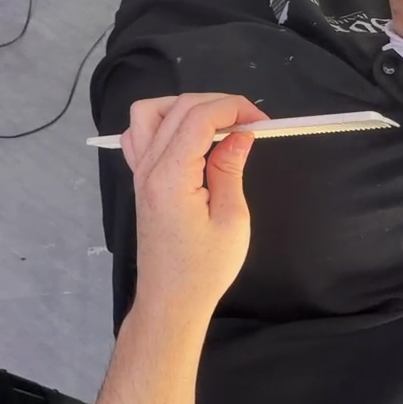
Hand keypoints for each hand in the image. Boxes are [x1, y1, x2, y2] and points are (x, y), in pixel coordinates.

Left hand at [121, 93, 266, 321]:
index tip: (262, 122)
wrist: (171, 299)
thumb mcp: (232, 219)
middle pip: (179, 108)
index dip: (234, 108)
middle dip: (219, 104)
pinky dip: (163, 123)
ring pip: (151, 112)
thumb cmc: (205, 268)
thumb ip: (230, 169)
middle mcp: (149, 167)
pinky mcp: (141, 180)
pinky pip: (139, 135)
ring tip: (217, 123)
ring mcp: (140, 172)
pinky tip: (187, 137)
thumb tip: (240, 133)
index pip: (199, 117)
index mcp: (171, 176)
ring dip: (186, 106)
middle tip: (250, 123)